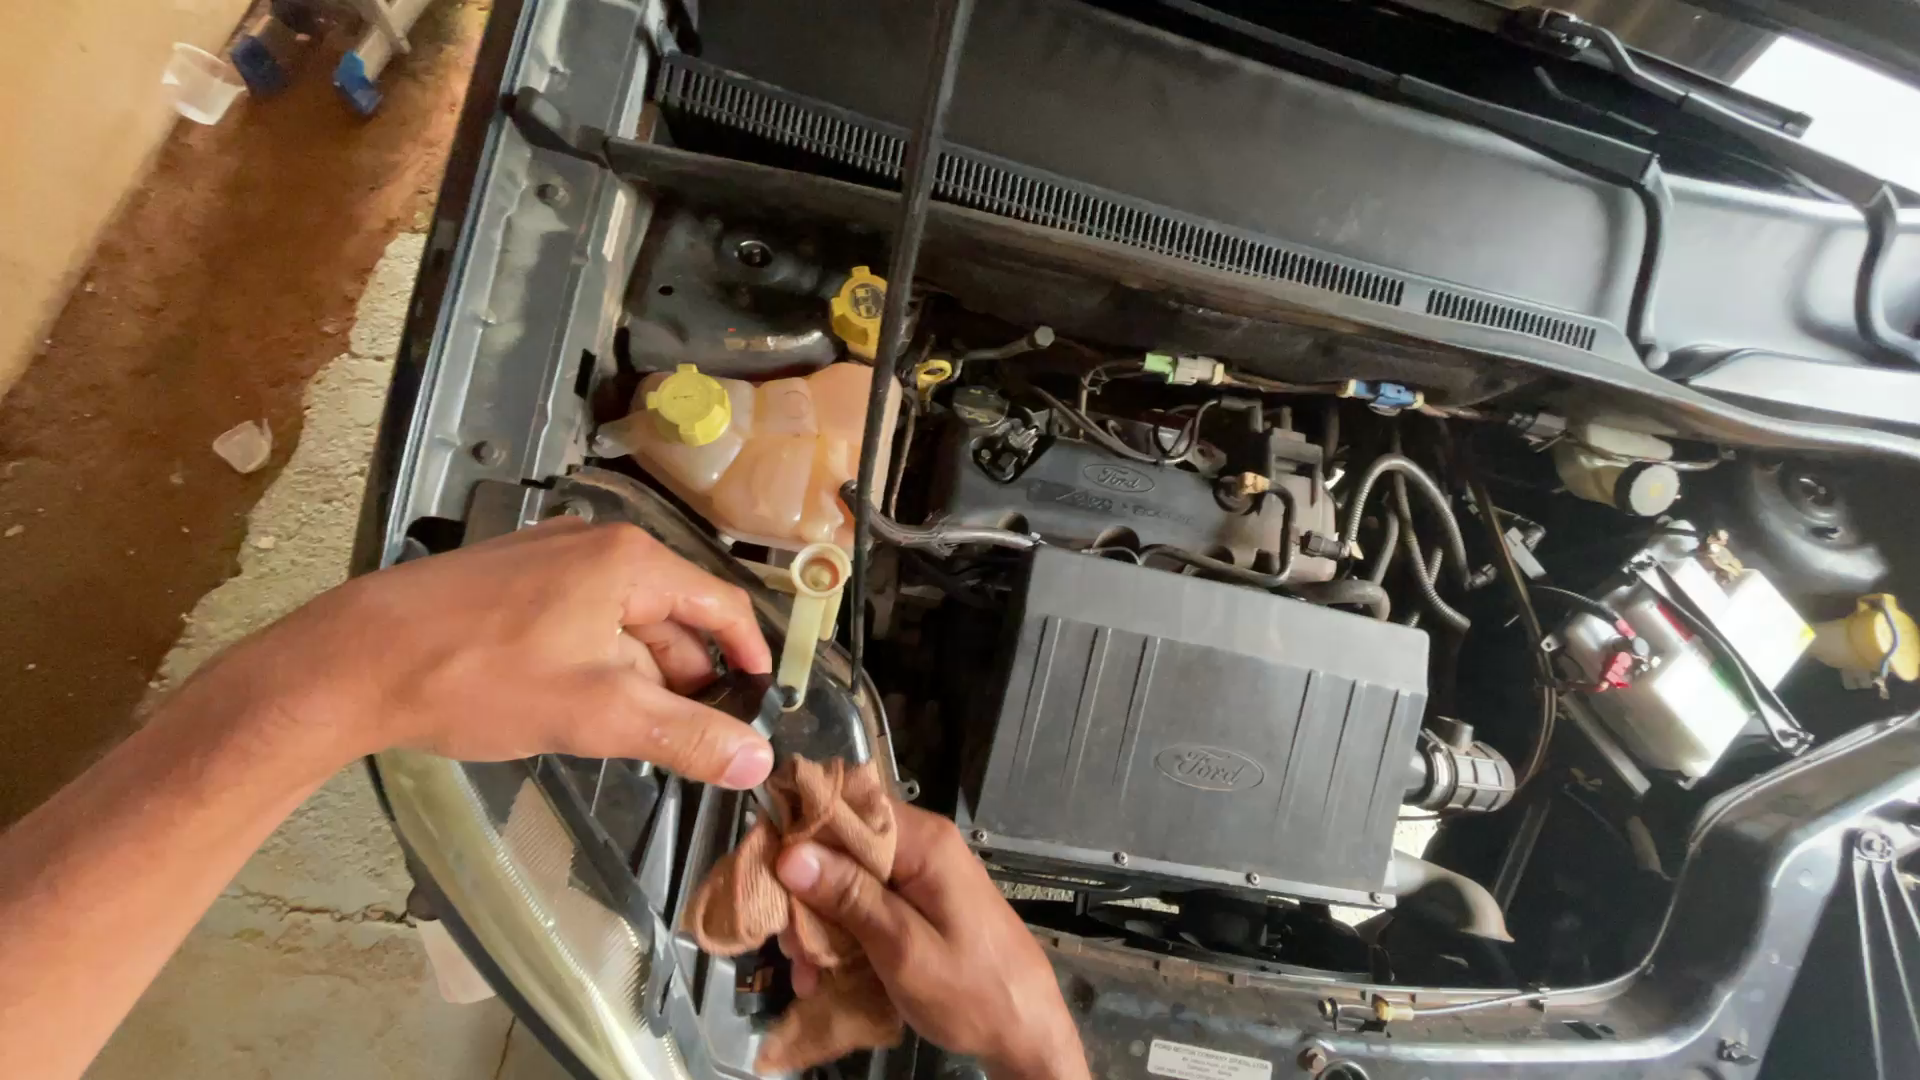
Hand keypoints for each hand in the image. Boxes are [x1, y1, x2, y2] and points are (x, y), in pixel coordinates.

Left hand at [195, 517, 774, 786]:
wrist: (346, 664)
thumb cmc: (486, 678)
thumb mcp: (601, 715)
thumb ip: (688, 736)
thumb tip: (758, 762)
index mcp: (632, 562)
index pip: (720, 606)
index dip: (747, 653)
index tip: (759, 696)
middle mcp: (600, 544)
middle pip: (672, 615)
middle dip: (685, 675)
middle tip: (687, 729)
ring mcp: (553, 555)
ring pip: (626, 619)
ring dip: (640, 671)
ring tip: (632, 724)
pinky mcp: (516, 575)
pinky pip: (585, 615)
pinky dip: (600, 657)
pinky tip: (581, 697)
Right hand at [775, 803, 1089, 1079]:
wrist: (1027, 1027)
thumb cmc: (973, 989)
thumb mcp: (904, 949)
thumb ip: (851, 897)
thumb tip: (792, 853)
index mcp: (923, 840)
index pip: (849, 806)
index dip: (802, 831)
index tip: (765, 871)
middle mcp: (921, 842)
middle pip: (845, 842)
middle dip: (807, 889)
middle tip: (786, 941)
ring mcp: (921, 871)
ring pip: (851, 874)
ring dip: (820, 918)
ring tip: (804, 969)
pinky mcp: (919, 898)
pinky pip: (869, 899)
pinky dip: (844, 930)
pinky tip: (825, 971)